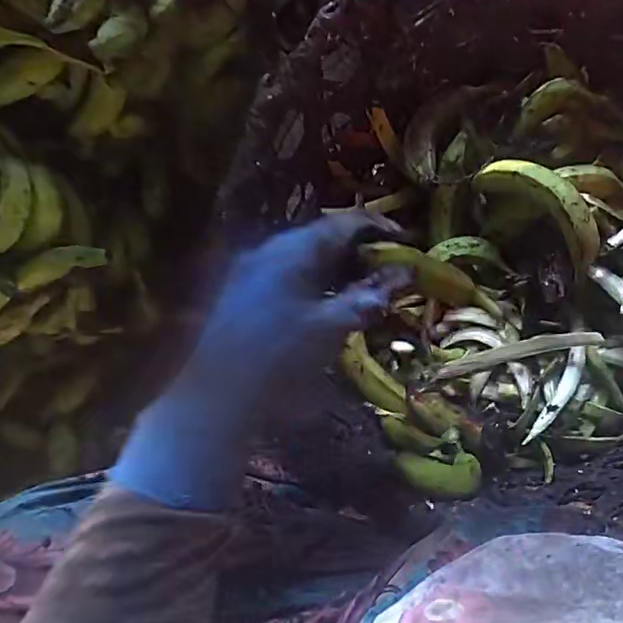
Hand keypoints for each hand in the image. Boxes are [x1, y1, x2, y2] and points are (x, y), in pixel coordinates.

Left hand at [113, 214, 406, 509]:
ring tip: (365, 291)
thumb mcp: (330, 327)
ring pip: (305, 259)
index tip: (408, 242)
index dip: (379, 229)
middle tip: (390, 272)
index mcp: (292, 249)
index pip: (344, 223)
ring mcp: (251, 272)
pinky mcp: (241, 295)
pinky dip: (317, 285)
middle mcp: (268, 250)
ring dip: (338, 271)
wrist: (214, 398)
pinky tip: (328, 307)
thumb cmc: (278, 357)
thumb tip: (404, 275)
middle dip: (360, 253)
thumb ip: (368, 298)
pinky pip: (289, 277)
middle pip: (324, 239)